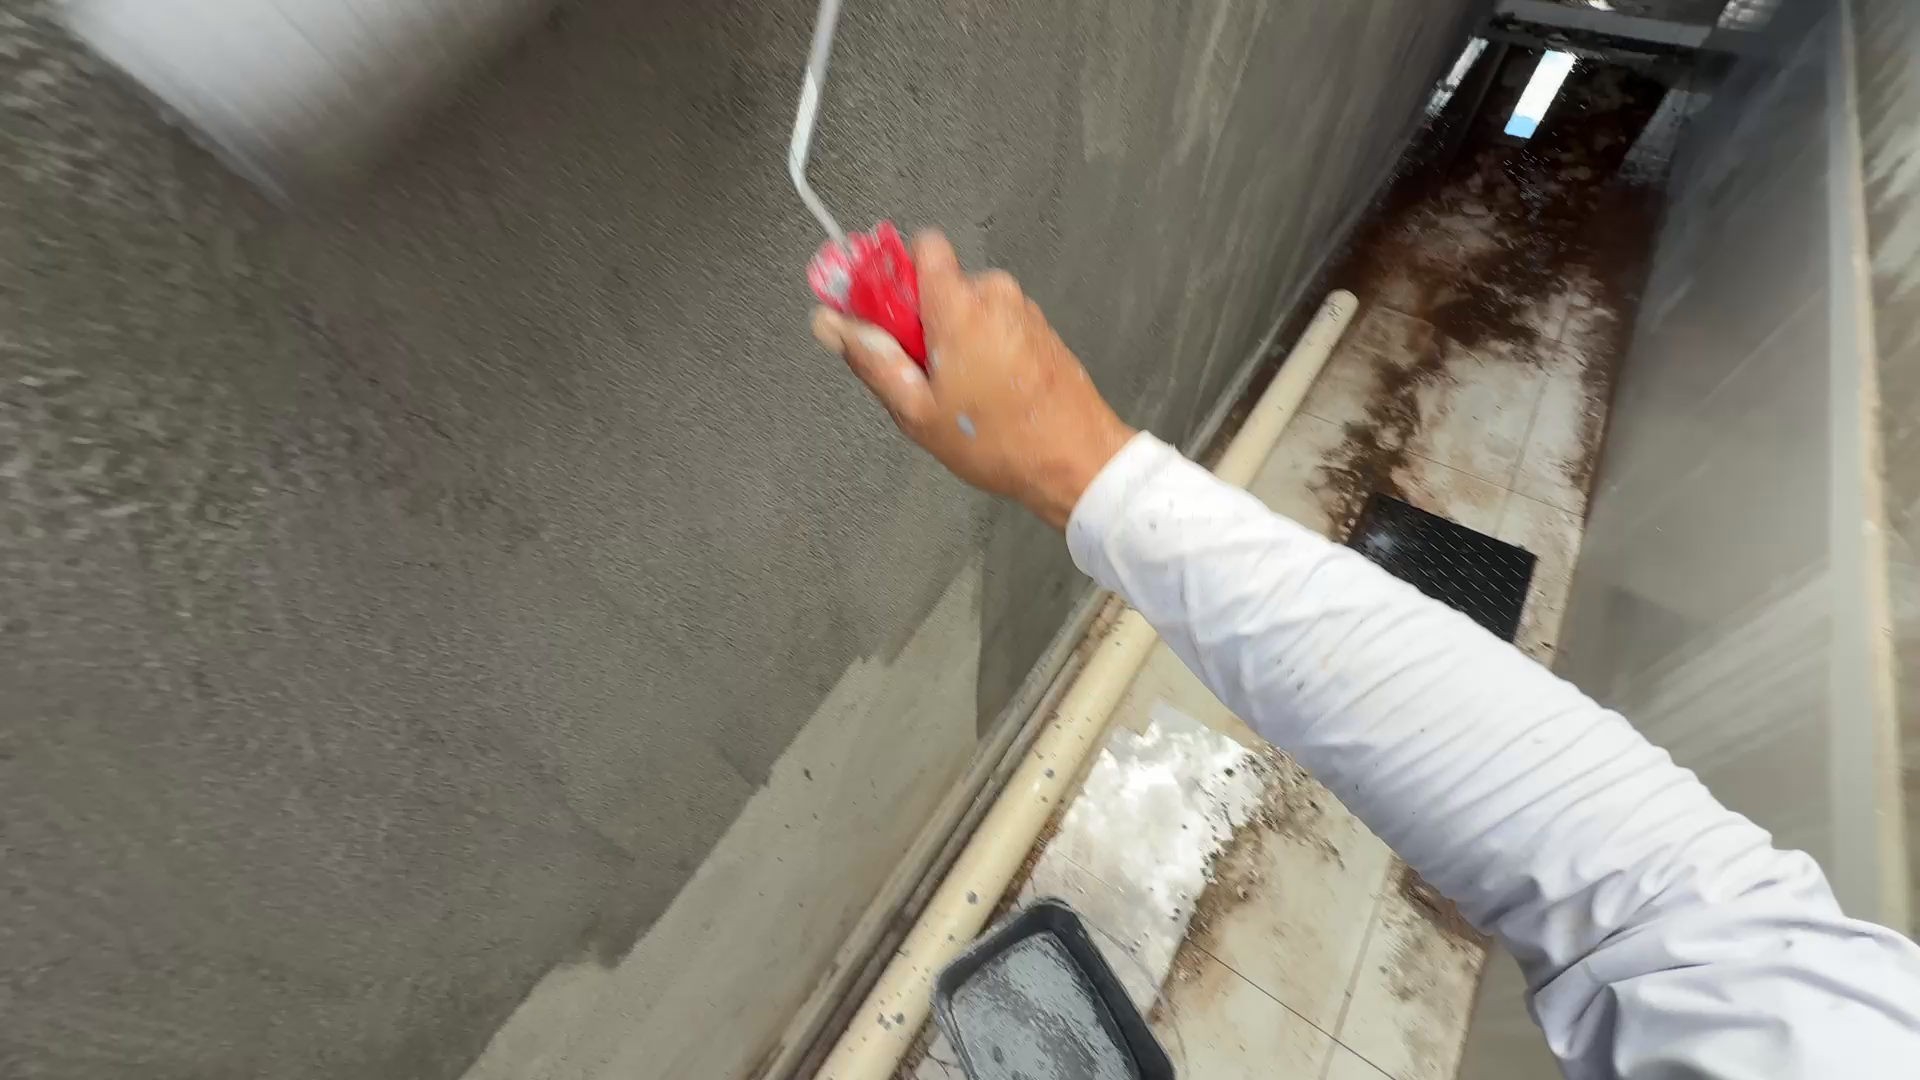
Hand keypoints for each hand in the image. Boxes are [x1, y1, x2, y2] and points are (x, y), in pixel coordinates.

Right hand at [812, 230, 1135, 529]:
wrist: (1075, 461)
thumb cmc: (994, 441)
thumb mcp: (917, 411)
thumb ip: (872, 360)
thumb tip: (828, 322)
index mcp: (959, 304)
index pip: (922, 246)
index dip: (896, 277)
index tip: (886, 319)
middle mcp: (995, 293)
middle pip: (941, 285)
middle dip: (924, 322)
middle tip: (925, 379)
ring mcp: (1024, 310)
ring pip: (970, 308)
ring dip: (955, 340)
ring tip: (962, 394)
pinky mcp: (1042, 330)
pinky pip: (997, 324)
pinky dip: (984, 348)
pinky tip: (990, 393)